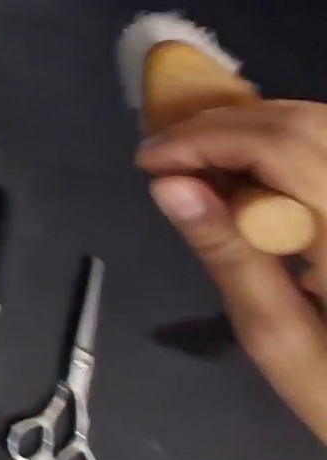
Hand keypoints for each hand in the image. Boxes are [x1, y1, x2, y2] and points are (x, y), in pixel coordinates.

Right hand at [138, 101, 326, 442]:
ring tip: (205, 159)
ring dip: (257, 128)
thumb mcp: (275, 333)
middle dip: (223, 126)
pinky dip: (291, 141)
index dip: (204, 140)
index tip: (150, 163)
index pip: (282, 148)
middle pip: (309, 125)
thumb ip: (228, 252)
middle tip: (168, 156)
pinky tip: (258, 168)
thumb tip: (170, 185)